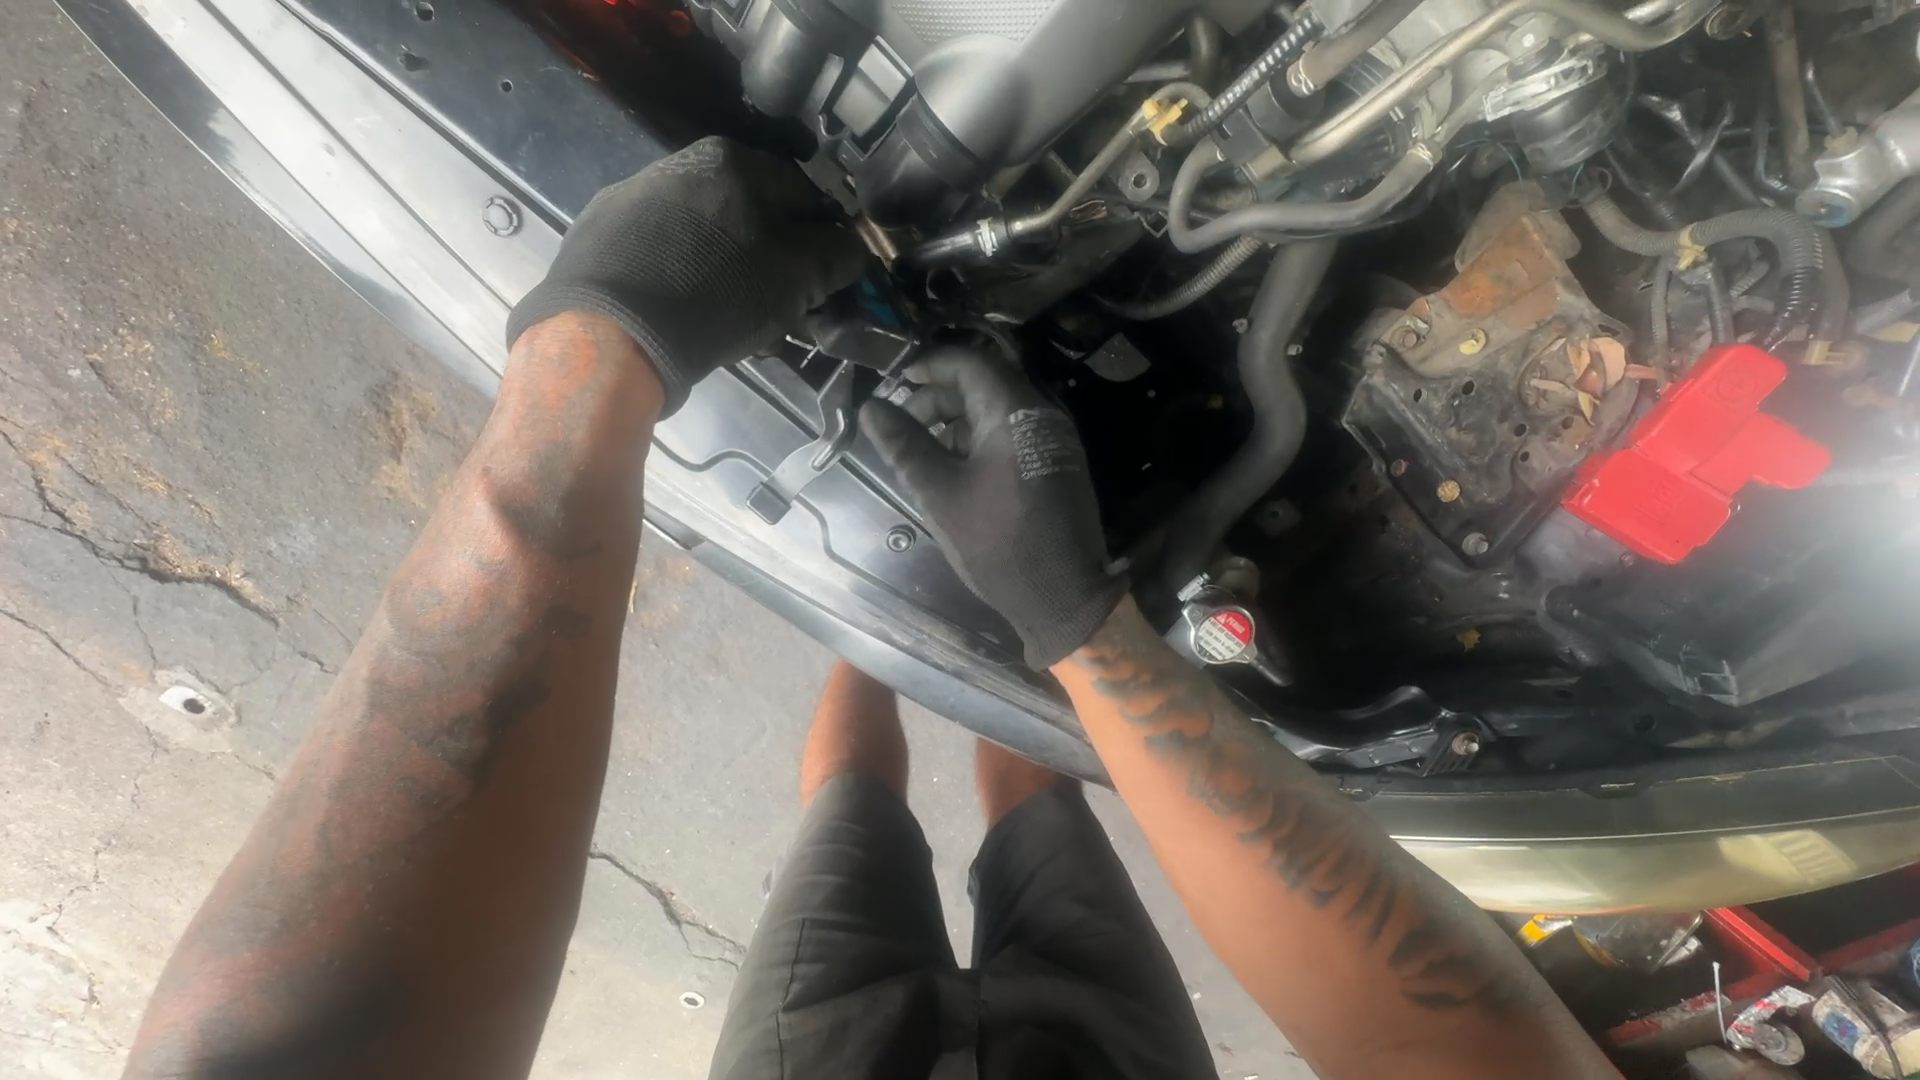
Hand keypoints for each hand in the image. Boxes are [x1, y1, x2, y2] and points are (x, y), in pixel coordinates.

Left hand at [508, 136, 867, 415]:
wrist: (608, 336)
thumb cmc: (716, 296)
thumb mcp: (798, 278)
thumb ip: (838, 255)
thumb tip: (854, 248)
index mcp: (732, 161)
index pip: (805, 194)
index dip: (825, 241)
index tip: (826, 282)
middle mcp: (679, 164)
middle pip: (753, 215)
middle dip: (776, 261)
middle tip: (784, 309)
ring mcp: (634, 197)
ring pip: (710, 236)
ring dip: (735, 273)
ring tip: (738, 321)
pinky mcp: (602, 235)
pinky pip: (667, 253)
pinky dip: (689, 278)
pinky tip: (690, 315)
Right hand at [861, 347, 1126, 667]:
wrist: (1063, 596)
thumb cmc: (998, 544)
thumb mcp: (940, 494)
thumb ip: (905, 445)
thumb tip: (871, 408)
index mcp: (1015, 412)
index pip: (969, 362)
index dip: (928, 366)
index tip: (895, 384)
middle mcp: (1041, 415)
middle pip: (983, 383)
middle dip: (937, 398)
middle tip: (902, 427)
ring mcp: (1053, 441)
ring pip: (996, 411)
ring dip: (956, 423)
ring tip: (921, 455)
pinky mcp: (1055, 465)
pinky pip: (1012, 436)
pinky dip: (978, 442)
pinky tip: (953, 472)